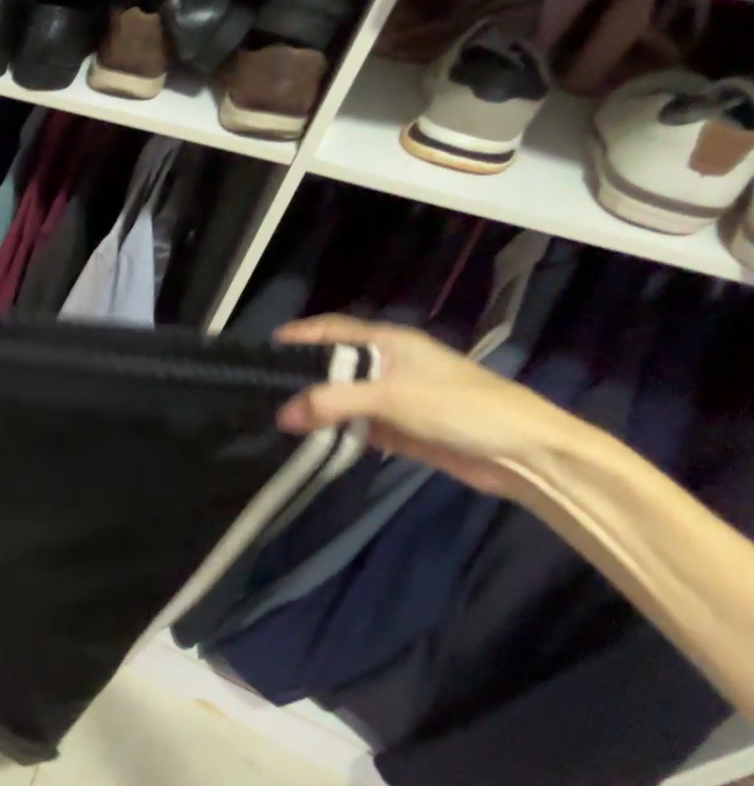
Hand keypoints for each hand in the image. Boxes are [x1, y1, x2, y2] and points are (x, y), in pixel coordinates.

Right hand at [274, 315, 583, 499]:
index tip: (264, 349)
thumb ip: (334, 402)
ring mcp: (391, 400)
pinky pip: (353, 427)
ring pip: (340, 399)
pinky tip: (307, 440)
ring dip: (313, 408)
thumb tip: (281, 415)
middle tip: (260, 388)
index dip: (301, 335)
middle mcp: (387, 367)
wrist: (525, 454)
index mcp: (389, 344)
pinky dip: (331, 432)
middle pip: (332, 365)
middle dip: (299, 376)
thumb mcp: (392, 396)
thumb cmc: (462, 407)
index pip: (334, 330)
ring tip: (273, 416)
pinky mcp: (396, 430)